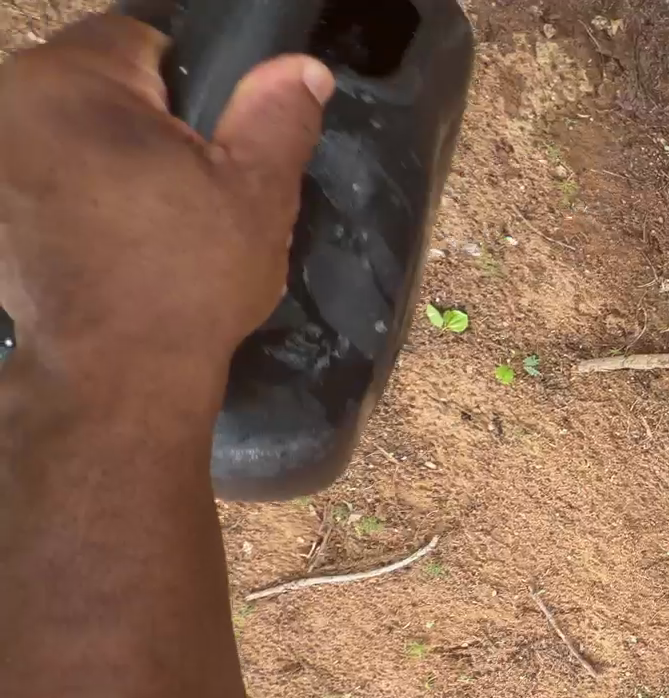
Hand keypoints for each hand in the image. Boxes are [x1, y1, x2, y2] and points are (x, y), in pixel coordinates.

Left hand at [0, 16, 331, 424]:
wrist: (123, 356)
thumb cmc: (196, 267)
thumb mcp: (259, 192)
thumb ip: (277, 119)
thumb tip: (305, 66)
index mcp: (74, 80)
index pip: (139, 38)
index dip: (196, 86)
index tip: (223, 144)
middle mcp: (4, 96)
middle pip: (98, 84)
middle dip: (152, 125)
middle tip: (204, 193)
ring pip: (69, 130)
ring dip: (114, 159)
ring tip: (160, 223)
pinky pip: (43, 172)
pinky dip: (82, 194)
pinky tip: (118, 242)